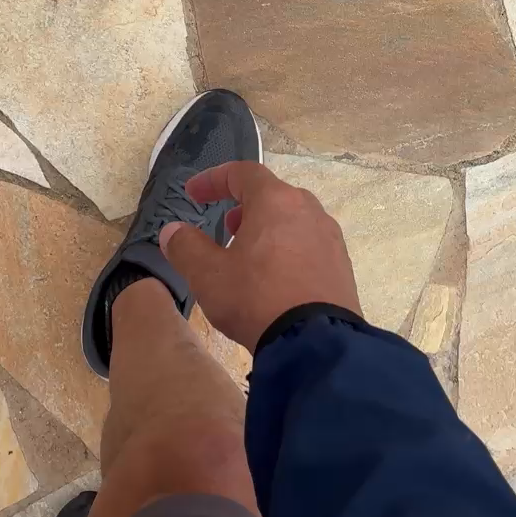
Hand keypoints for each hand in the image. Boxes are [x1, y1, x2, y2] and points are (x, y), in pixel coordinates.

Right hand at [158, 161, 361, 350]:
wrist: (317, 343)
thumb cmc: (257, 299)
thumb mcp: (208, 275)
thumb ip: (186, 247)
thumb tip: (173, 231)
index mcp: (276, 200)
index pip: (243, 173)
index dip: (213, 179)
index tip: (193, 194)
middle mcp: (308, 209)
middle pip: (271, 194)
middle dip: (243, 206)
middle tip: (226, 227)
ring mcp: (330, 236)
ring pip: (292, 219)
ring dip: (266, 228)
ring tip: (249, 256)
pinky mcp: (342, 264)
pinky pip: (309, 243)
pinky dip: (287, 248)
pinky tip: (276, 279)